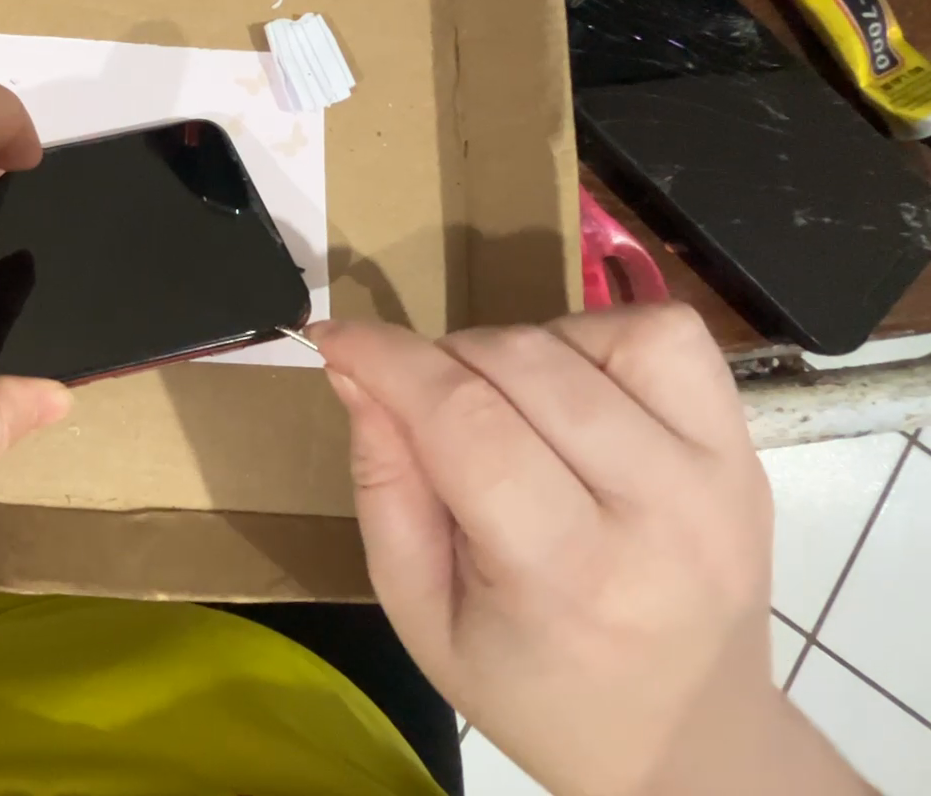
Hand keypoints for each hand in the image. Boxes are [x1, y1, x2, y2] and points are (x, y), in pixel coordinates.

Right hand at [313, 307, 867, 795]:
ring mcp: (722, 475)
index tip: (329, 337)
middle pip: (516, 365)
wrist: (684, 739)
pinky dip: (587, 339)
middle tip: (408, 403)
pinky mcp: (748, 451)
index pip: (463, 421)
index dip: (384, 360)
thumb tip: (352, 372)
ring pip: (582, 338)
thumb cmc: (525, 684)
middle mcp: (663, 514)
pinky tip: (560, 389)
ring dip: (501, 351)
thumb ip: (382, 483)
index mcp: (568, 574)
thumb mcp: (414, 605)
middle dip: (430, 360)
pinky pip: (661, 336)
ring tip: (488, 405)